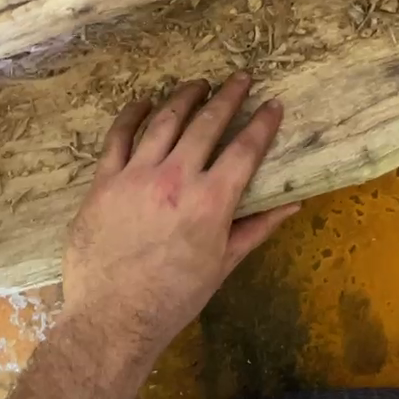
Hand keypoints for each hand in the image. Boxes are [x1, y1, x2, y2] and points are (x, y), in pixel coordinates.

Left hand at [61, 74, 299, 359]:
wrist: (111, 321)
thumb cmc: (175, 297)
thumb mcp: (223, 264)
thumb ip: (258, 228)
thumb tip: (294, 204)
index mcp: (211, 202)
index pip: (245, 149)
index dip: (263, 123)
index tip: (273, 103)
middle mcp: (176, 179)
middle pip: (207, 123)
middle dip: (229, 96)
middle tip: (241, 77)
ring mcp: (136, 176)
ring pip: (165, 120)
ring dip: (186, 96)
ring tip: (199, 83)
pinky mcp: (104, 181)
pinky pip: (118, 136)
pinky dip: (133, 114)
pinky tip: (144, 101)